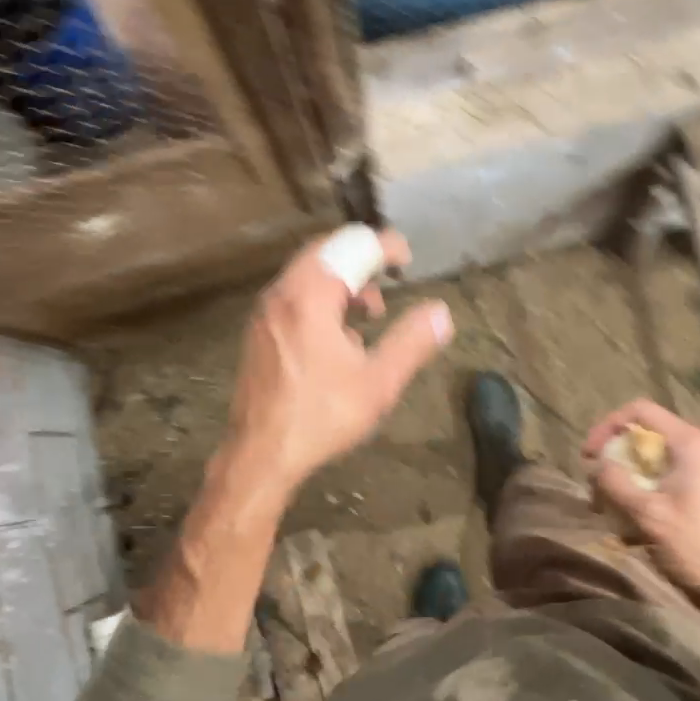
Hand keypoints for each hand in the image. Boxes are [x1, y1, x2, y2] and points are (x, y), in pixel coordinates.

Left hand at [221, 228, 453, 504]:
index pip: (352, 245)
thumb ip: (411, 342)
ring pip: (307, 273)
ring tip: (371, 312)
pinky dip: (322, 298)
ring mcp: (265, 312)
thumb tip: (441, 312)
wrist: (260, 454)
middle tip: (391, 277)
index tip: (408, 259)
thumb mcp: (378, 382)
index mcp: (311, 296)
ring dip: (342, 280)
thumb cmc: (321, 416)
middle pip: (325, 250)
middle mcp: (282, 293)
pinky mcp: (259, 331)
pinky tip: (340, 336)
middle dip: (362, 258)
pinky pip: (294, 295)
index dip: (385, 246)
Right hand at [583, 399, 699, 680]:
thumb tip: (597, 464)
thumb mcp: (647, 515)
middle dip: (614, 459)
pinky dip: (641, 496)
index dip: (607, 426)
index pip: (639, 410)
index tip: (588, 458)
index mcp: (690, 444)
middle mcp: (698, 450)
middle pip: (643, 436)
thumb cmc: (696, 548)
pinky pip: (663, 482)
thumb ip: (616, 483)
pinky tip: (630, 529)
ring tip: (608, 512)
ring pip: (650, 462)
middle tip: (595, 488)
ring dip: (624, 482)